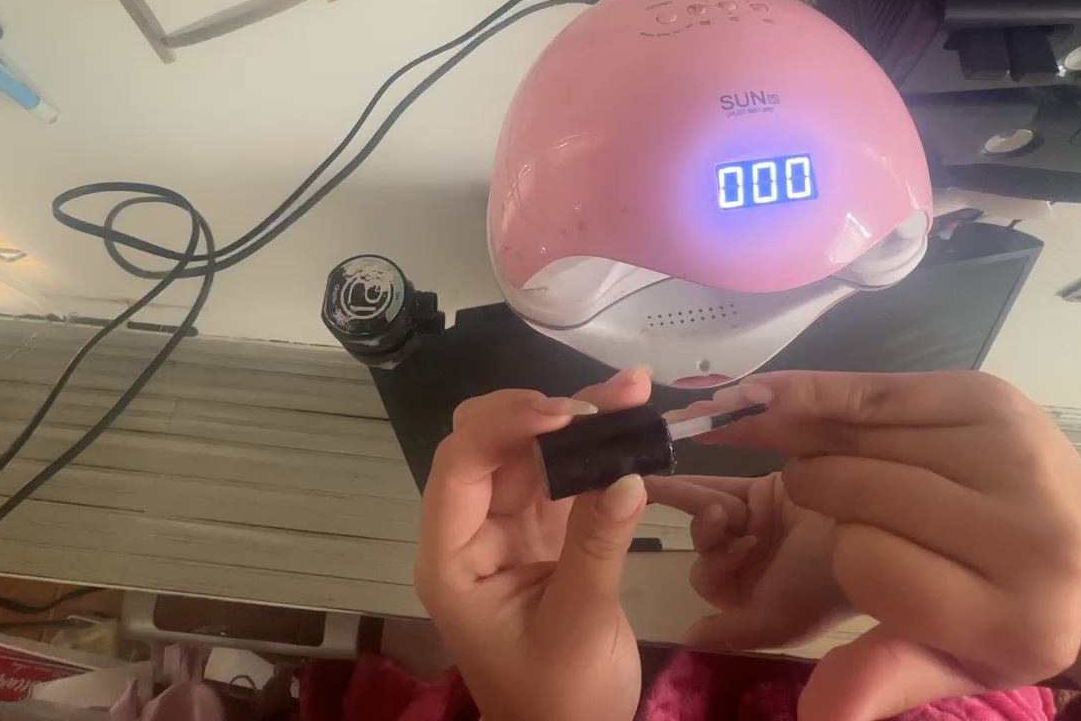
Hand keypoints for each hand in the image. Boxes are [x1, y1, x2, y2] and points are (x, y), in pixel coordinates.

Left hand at [413, 368, 654, 720]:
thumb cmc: (560, 700)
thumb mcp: (577, 628)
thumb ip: (597, 547)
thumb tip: (627, 474)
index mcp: (451, 557)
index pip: (458, 468)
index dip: (503, 428)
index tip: (563, 412)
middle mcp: (472, 526)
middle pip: (488, 441)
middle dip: (539, 411)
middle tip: (598, 403)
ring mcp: (508, 519)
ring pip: (531, 444)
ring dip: (577, 416)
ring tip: (629, 390)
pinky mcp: (544, 520)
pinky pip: (564, 466)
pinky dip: (594, 441)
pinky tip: (627, 415)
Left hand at [644, 471, 849, 649]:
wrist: (867, 526)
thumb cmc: (820, 582)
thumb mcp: (778, 619)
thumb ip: (732, 630)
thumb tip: (686, 641)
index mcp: (751, 596)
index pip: (709, 577)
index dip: (717, 562)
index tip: (745, 547)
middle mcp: (749, 561)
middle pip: (706, 542)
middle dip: (710, 531)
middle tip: (727, 518)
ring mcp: (753, 523)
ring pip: (709, 510)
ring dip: (704, 505)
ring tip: (718, 501)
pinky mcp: (759, 489)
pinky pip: (717, 484)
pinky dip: (693, 483)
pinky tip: (657, 480)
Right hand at [693, 371, 1080, 720]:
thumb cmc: (1007, 603)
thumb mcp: (953, 658)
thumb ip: (882, 676)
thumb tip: (812, 717)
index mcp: (1020, 619)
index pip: (866, 568)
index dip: (845, 558)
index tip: (860, 556)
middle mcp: (1030, 534)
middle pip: (855, 490)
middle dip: (818, 487)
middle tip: (816, 491)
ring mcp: (1012, 454)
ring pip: (853, 436)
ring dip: (810, 439)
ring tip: (793, 440)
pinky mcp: (987, 397)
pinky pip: (872, 389)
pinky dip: (811, 391)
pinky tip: (760, 394)